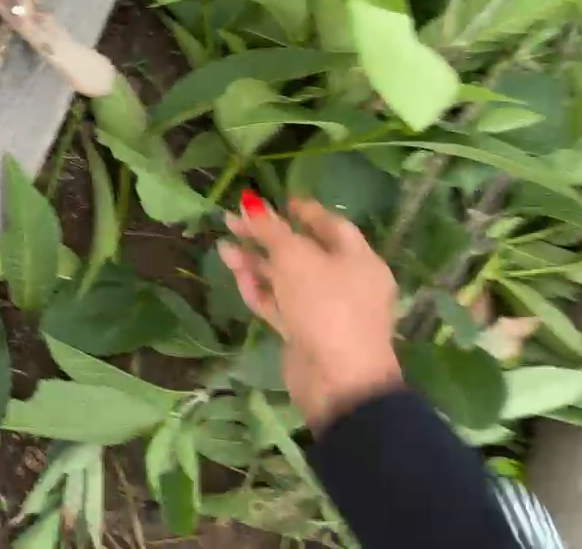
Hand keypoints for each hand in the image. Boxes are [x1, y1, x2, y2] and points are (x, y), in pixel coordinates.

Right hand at [220, 194, 402, 431]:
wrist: (339, 382)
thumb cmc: (326, 307)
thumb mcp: (294, 258)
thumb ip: (270, 228)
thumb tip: (250, 201)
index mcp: (358, 261)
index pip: (331, 225)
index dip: (303, 210)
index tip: (276, 199)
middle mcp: (345, 282)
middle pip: (301, 250)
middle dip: (265, 235)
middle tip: (232, 220)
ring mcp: (324, 309)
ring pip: (285, 277)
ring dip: (255, 261)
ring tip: (224, 248)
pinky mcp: (305, 330)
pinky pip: (279, 302)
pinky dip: (259, 289)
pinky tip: (238, 277)